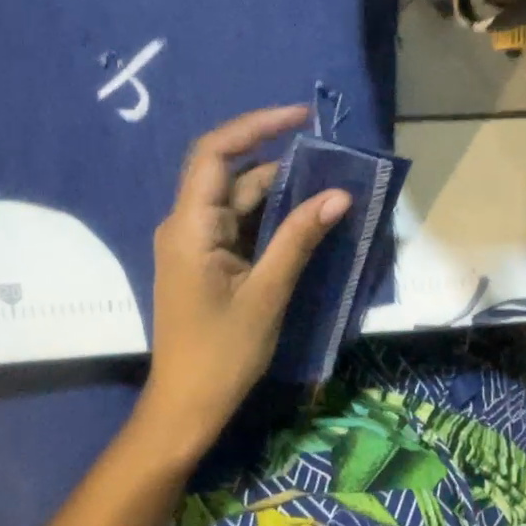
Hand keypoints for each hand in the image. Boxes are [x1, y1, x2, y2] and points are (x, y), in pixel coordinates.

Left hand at [140, 106, 350, 453]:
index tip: (301, 118)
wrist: (186, 407)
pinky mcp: (205, 263)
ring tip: (328, 189)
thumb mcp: (267, 294)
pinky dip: (270, 221)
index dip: (256, 126)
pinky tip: (305, 222)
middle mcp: (186, 226)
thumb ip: (299, 240)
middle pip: (229, 174)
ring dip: (279, 194)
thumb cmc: (223, 355)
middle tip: (330, 162)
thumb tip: (339, 196)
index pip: (215, 153)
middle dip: (278, 162)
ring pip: (237, 201)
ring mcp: (194, 245)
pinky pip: (238, 227)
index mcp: (190, 227)